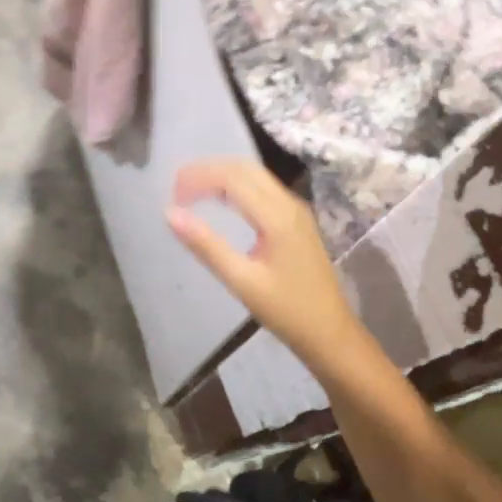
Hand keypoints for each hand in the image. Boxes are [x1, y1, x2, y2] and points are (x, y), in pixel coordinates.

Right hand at [166, 160, 363, 365]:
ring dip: (222, 176)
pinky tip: (220, 201)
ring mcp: (296, 210)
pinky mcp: (297, 220)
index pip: (232, 178)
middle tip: (178, 189)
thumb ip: (206, 246)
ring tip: (192, 192)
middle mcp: (289, 204)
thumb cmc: (286, 311)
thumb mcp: (242, 281)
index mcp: (277, 217)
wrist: (331, 333)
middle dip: (208, 171)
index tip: (172, 196)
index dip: (199, 178)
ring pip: (255, 175)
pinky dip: (236, 186)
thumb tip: (170, 214)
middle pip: (244, 169)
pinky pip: (263, 188)